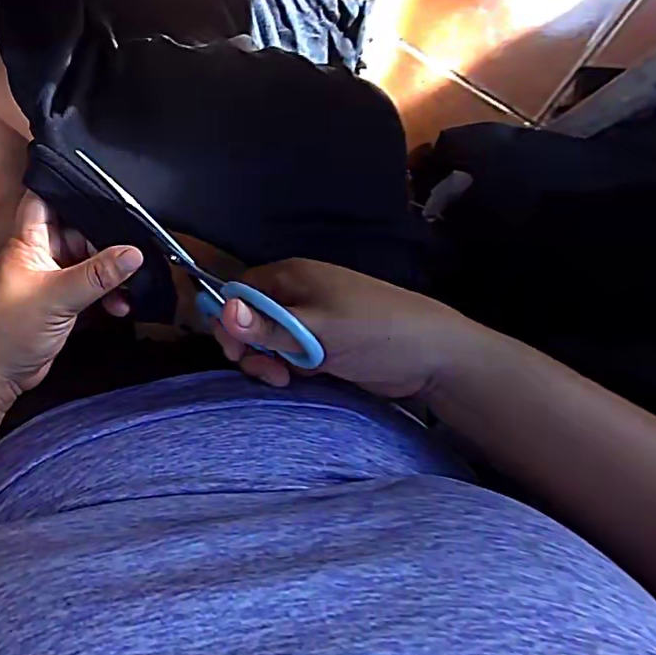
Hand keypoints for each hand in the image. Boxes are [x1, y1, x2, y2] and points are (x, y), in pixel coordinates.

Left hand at [0, 193, 142, 411]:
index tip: (104, 188)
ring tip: (128, 285)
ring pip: (90, 259)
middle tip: (127, 255)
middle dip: (105, 240)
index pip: (47, 198)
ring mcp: (52, 276)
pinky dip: (108, 293)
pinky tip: (120, 304)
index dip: (70, 189)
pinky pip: (93, 285)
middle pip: (79, 230)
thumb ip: (98, 274)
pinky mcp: (63, 299)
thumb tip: (132, 254)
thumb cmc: (5, 333)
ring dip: (111, 272)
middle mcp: (40, 254)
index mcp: (28, 241)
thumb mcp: (57, 297)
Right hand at [209, 259, 478, 397]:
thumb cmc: (375, 331)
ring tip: (285, 378)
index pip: (240, 290)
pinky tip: (296, 379)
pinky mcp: (320, 345)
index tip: (235, 351)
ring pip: (267, 340)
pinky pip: (287, 355)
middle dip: (249, 346)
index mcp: (292, 276)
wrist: (433, 356)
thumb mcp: (318, 332)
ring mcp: (309, 321)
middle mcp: (296, 294)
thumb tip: (222, 311)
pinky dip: (285, 368)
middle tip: (266, 371)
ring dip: (267, 361)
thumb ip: (269, 327)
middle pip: (249, 318)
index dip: (230, 319)